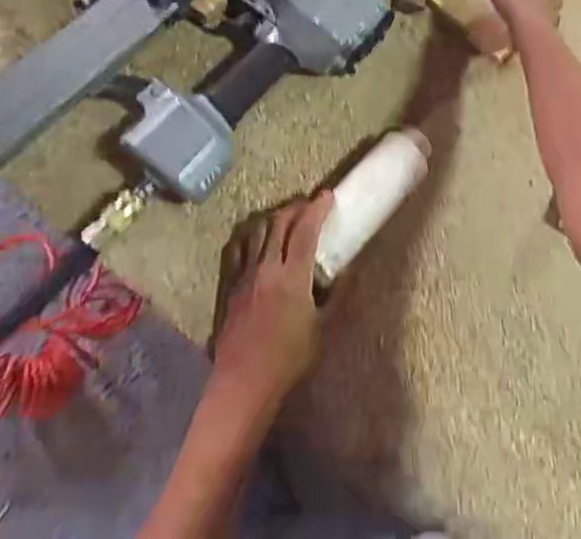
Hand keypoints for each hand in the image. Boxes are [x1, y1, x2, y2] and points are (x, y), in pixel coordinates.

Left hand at [209, 193, 333, 410]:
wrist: (243, 384)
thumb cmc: (288, 359)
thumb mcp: (322, 328)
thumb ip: (337, 296)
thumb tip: (350, 272)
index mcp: (292, 276)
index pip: (305, 230)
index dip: (318, 208)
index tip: (327, 196)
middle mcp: (266, 268)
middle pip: (279, 223)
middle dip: (296, 207)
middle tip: (309, 204)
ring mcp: (244, 277)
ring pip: (255, 232)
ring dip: (272, 218)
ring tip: (284, 218)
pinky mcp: (230, 288)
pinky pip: (237, 251)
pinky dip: (249, 237)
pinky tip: (255, 240)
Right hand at [475, 0, 561, 51]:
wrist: (529, 32)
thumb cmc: (515, 5)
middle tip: (539, 0)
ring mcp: (553, 18)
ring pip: (553, 13)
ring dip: (545, 14)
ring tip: (534, 17)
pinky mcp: (550, 34)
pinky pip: (546, 30)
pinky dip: (540, 30)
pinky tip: (531, 33)